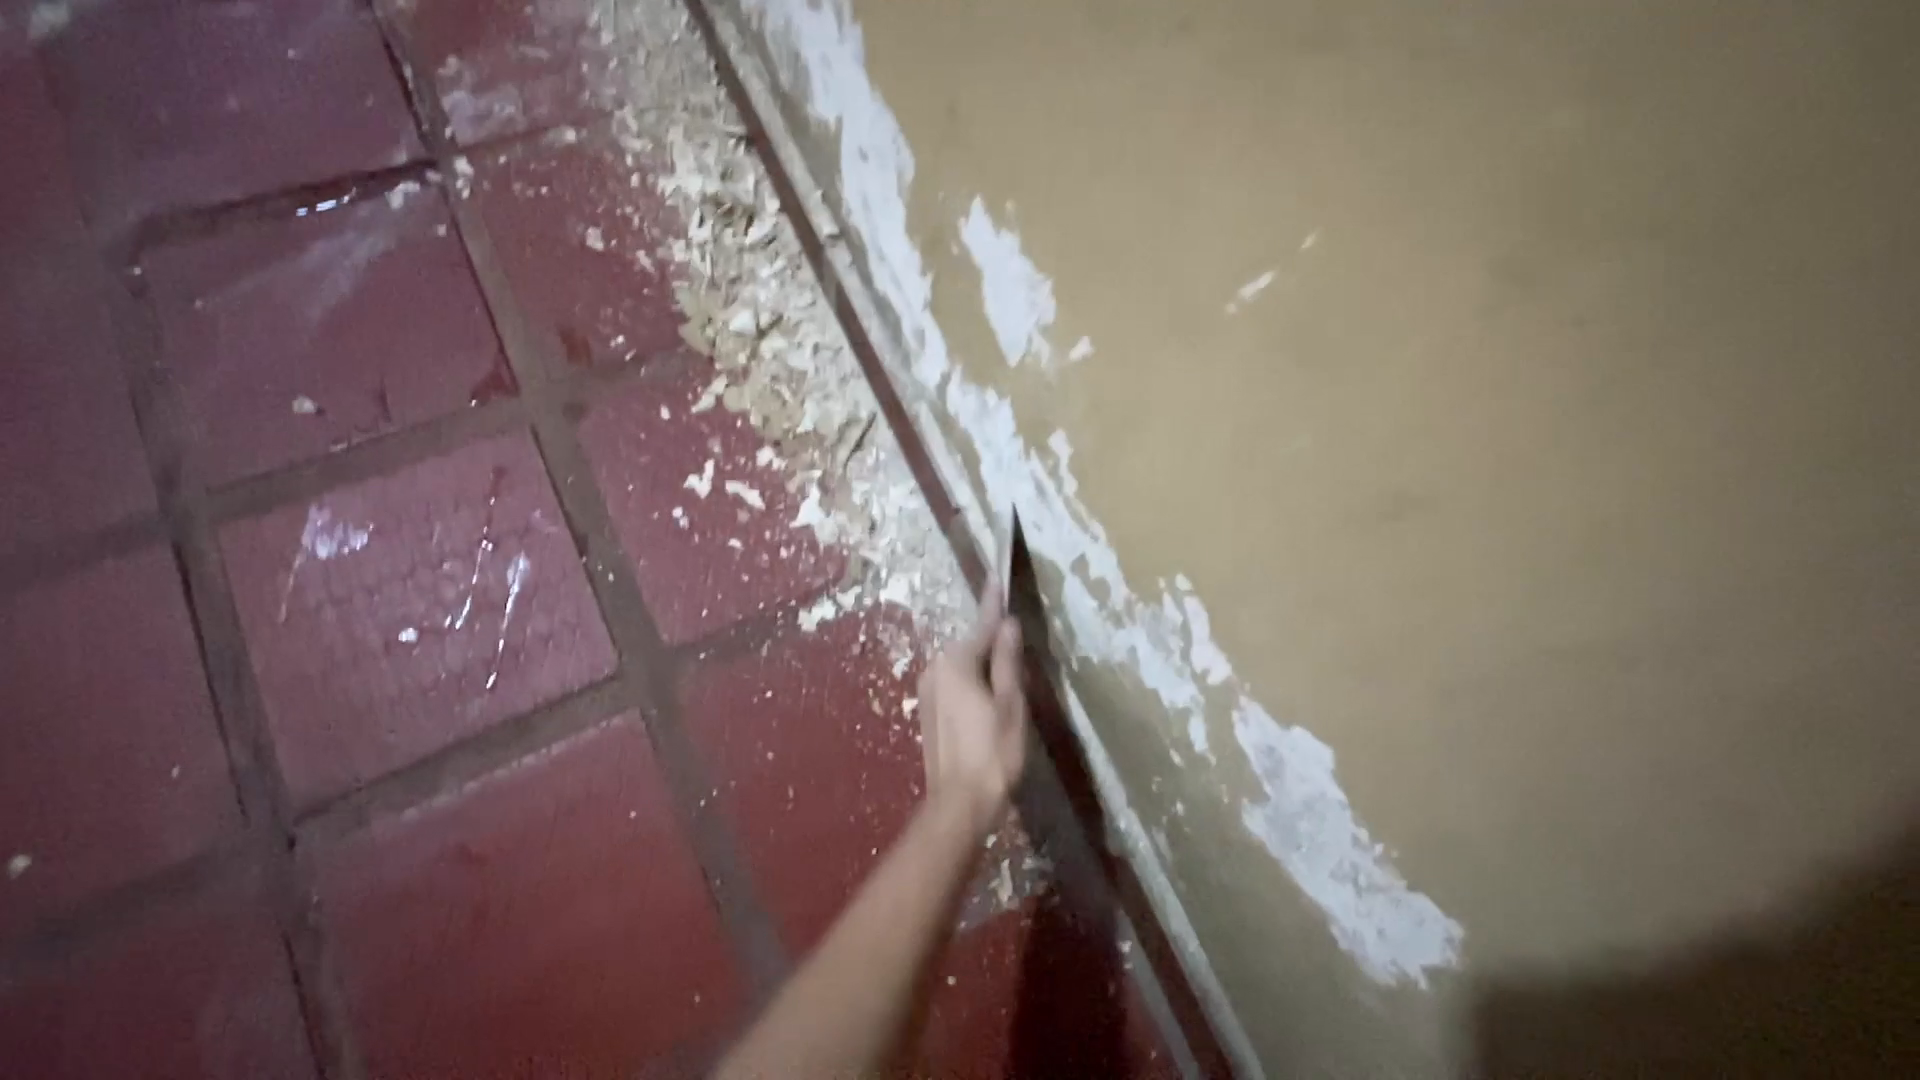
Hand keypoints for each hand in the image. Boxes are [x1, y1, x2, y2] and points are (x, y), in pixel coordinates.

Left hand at [918, 586, 1029, 836]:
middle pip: (971, 646)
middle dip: (993, 642)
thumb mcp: (1010, 702)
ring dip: (983, 666)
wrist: (959, 803)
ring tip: (1008, 680)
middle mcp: (935, 669)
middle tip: (1017, 643)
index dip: (994, 603)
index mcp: (956, 662)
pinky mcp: (926, 711)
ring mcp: (927, 691)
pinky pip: (954, 684)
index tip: (996, 576)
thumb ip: (1007, 660)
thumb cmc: (993, 751)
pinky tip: (988, 700)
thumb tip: (1007, 624)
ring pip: (962, 667)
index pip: (982, 625)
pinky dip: (972, 683)